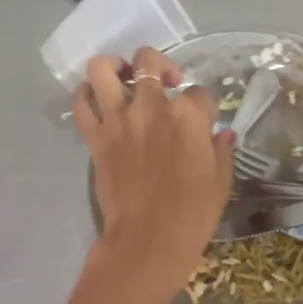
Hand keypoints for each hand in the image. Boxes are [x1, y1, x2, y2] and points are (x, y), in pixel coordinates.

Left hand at [73, 47, 233, 298]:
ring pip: (104, 69)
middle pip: (150, 63)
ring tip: (124, 77)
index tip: (205, 125)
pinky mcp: (96, 138)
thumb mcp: (220, 182)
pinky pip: (81, 103)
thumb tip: (220, 134)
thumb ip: (221, 151)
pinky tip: (97, 100)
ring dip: (115, 66)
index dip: (205, 108)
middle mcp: (151, 107)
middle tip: (166, 84)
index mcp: (188, 116)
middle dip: (161, 67)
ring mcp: (119, 120)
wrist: (149, 240)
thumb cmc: (192, 216)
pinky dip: (86, 95)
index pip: (200, 94)